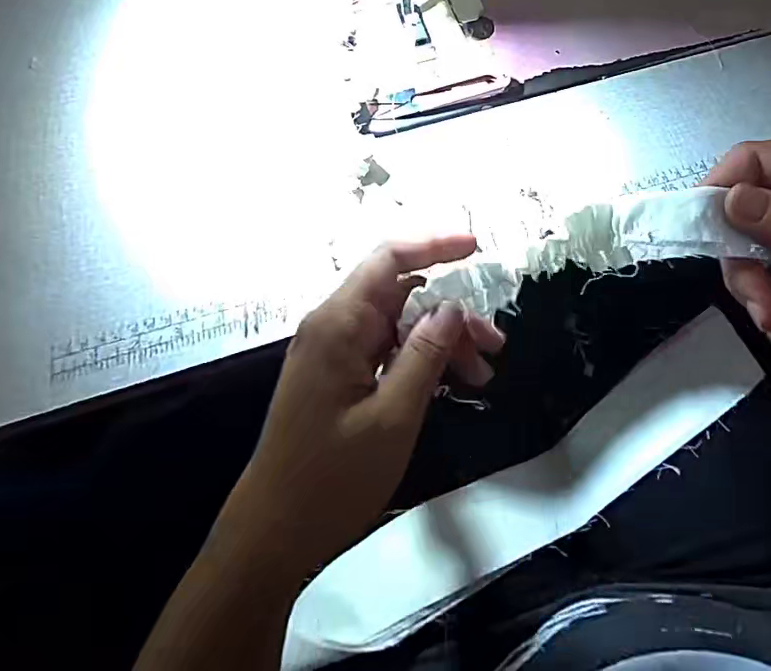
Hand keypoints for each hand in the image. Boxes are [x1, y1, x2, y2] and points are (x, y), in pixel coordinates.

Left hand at [213, 236, 503, 579]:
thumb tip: (452, 306)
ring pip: (394, 322)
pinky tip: (448, 381)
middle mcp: (331, 324)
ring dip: (438, 338)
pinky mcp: (334, 372)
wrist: (275, 525)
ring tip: (480, 374)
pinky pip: (382, 348)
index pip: (388, 260)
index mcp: (339, 323)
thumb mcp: (393, 416)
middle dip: (448, 310)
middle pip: (398, 293)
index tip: (477, 247)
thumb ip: (424, 354)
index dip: (434, 245)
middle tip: (494, 345)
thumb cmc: (334, 476)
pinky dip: (416, 358)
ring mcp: (330, 349)